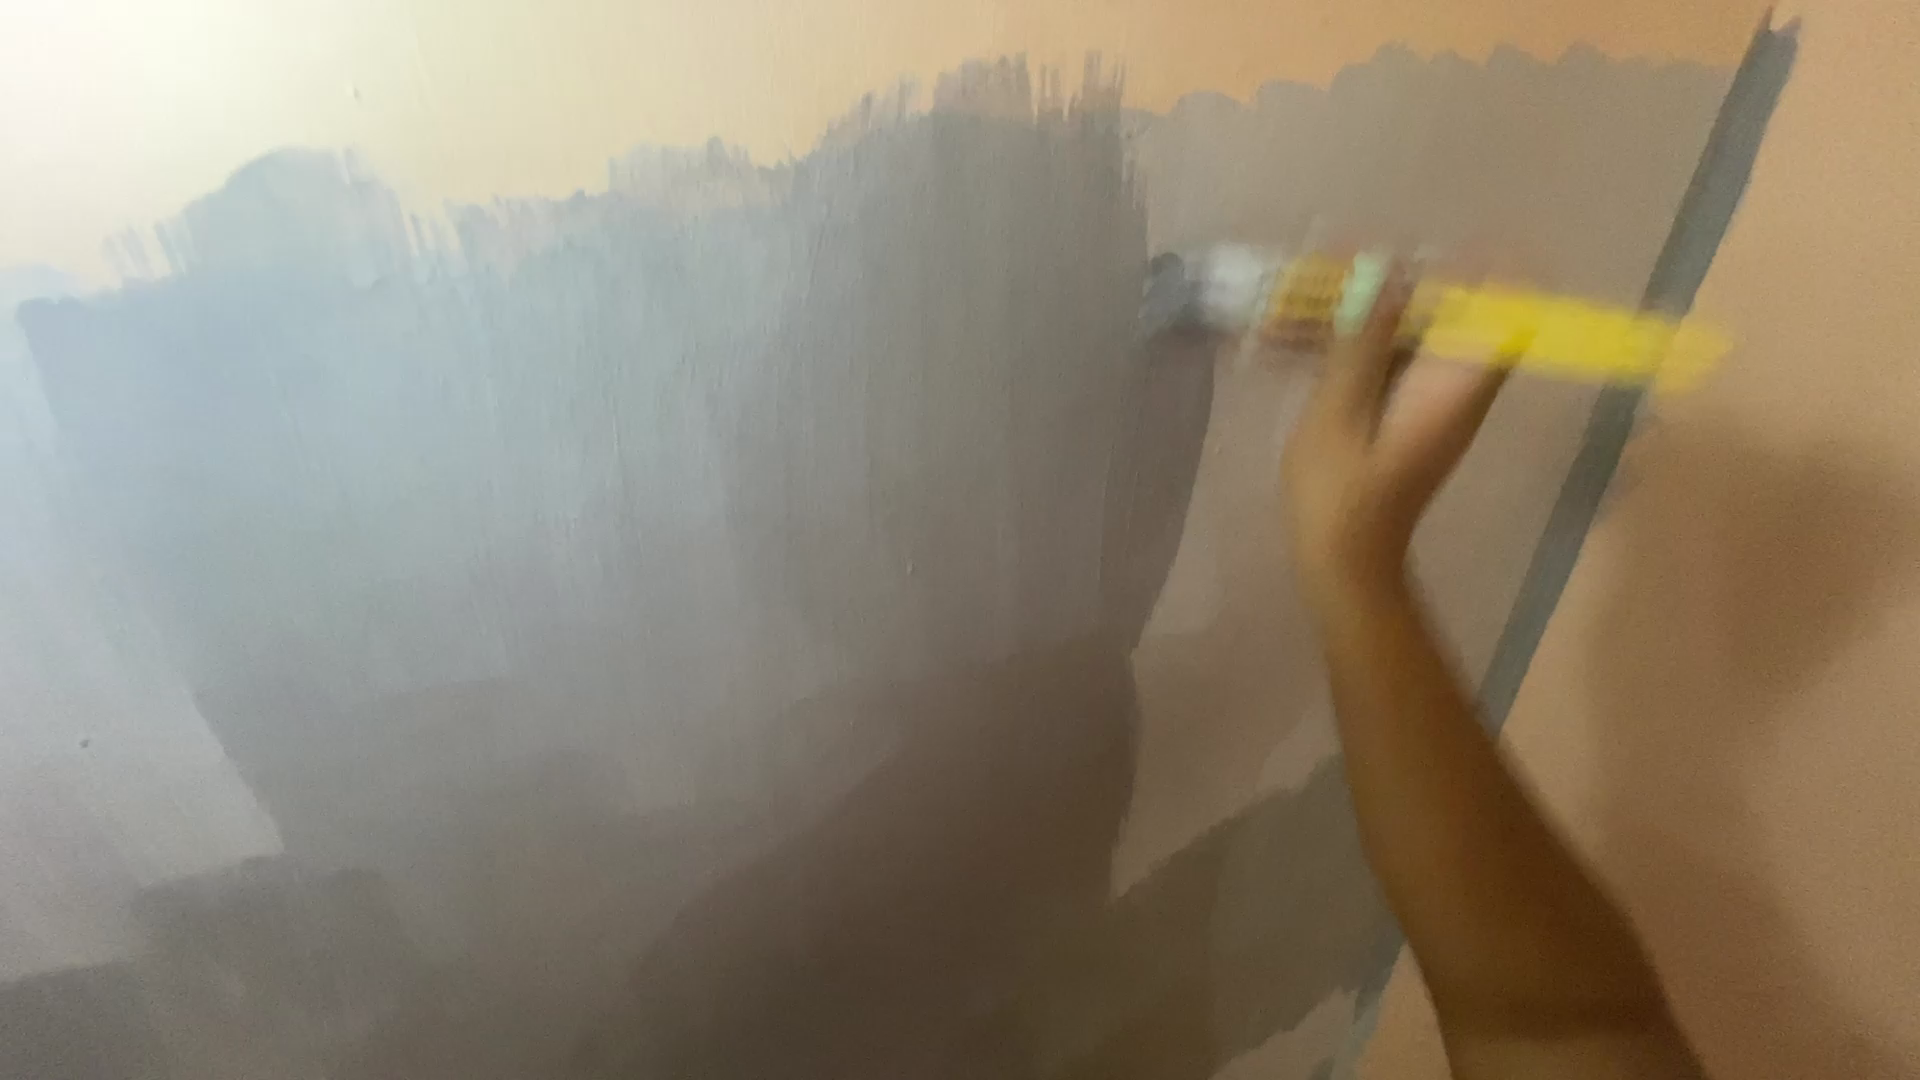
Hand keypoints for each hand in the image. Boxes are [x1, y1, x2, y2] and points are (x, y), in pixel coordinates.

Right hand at [1281, 266, 1508, 602]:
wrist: (1343, 561)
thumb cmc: (1339, 496)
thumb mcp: (1338, 414)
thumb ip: (1361, 341)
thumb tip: (1382, 271)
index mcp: (1457, 376)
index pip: (1503, 292)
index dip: (1467, 257)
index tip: (1403, 251)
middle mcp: (1455, 376)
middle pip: (1439, 301)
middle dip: (1378, 279)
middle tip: (1314, 271)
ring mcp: (1427, 393)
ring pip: (1399, 326)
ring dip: (1344, 312)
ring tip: (1280, 306)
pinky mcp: (1399, 408)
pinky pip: (1378, 356)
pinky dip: (1338, 346)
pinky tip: (1280, 343)